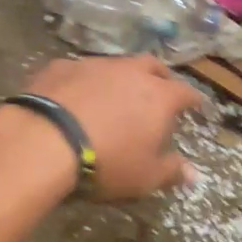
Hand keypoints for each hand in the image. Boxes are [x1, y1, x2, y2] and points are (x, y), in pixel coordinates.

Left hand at [18, 56, 203, 199]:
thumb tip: (194, 173)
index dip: (194, 100)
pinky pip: (80, 71)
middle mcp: (130, 71)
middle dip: (160, 77)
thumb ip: (171, 172)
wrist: (44, 140)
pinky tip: (76, 96)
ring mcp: (93, 64)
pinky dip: (85, 82)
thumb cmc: (106, 161)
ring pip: (115, 64)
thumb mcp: (144, 177)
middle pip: (152, 66)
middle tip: (160, 90)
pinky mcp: (60, 66)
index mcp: (158, 96)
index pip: (186, 92)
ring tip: (115, 95)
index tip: (197, 105)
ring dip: (120, 77)